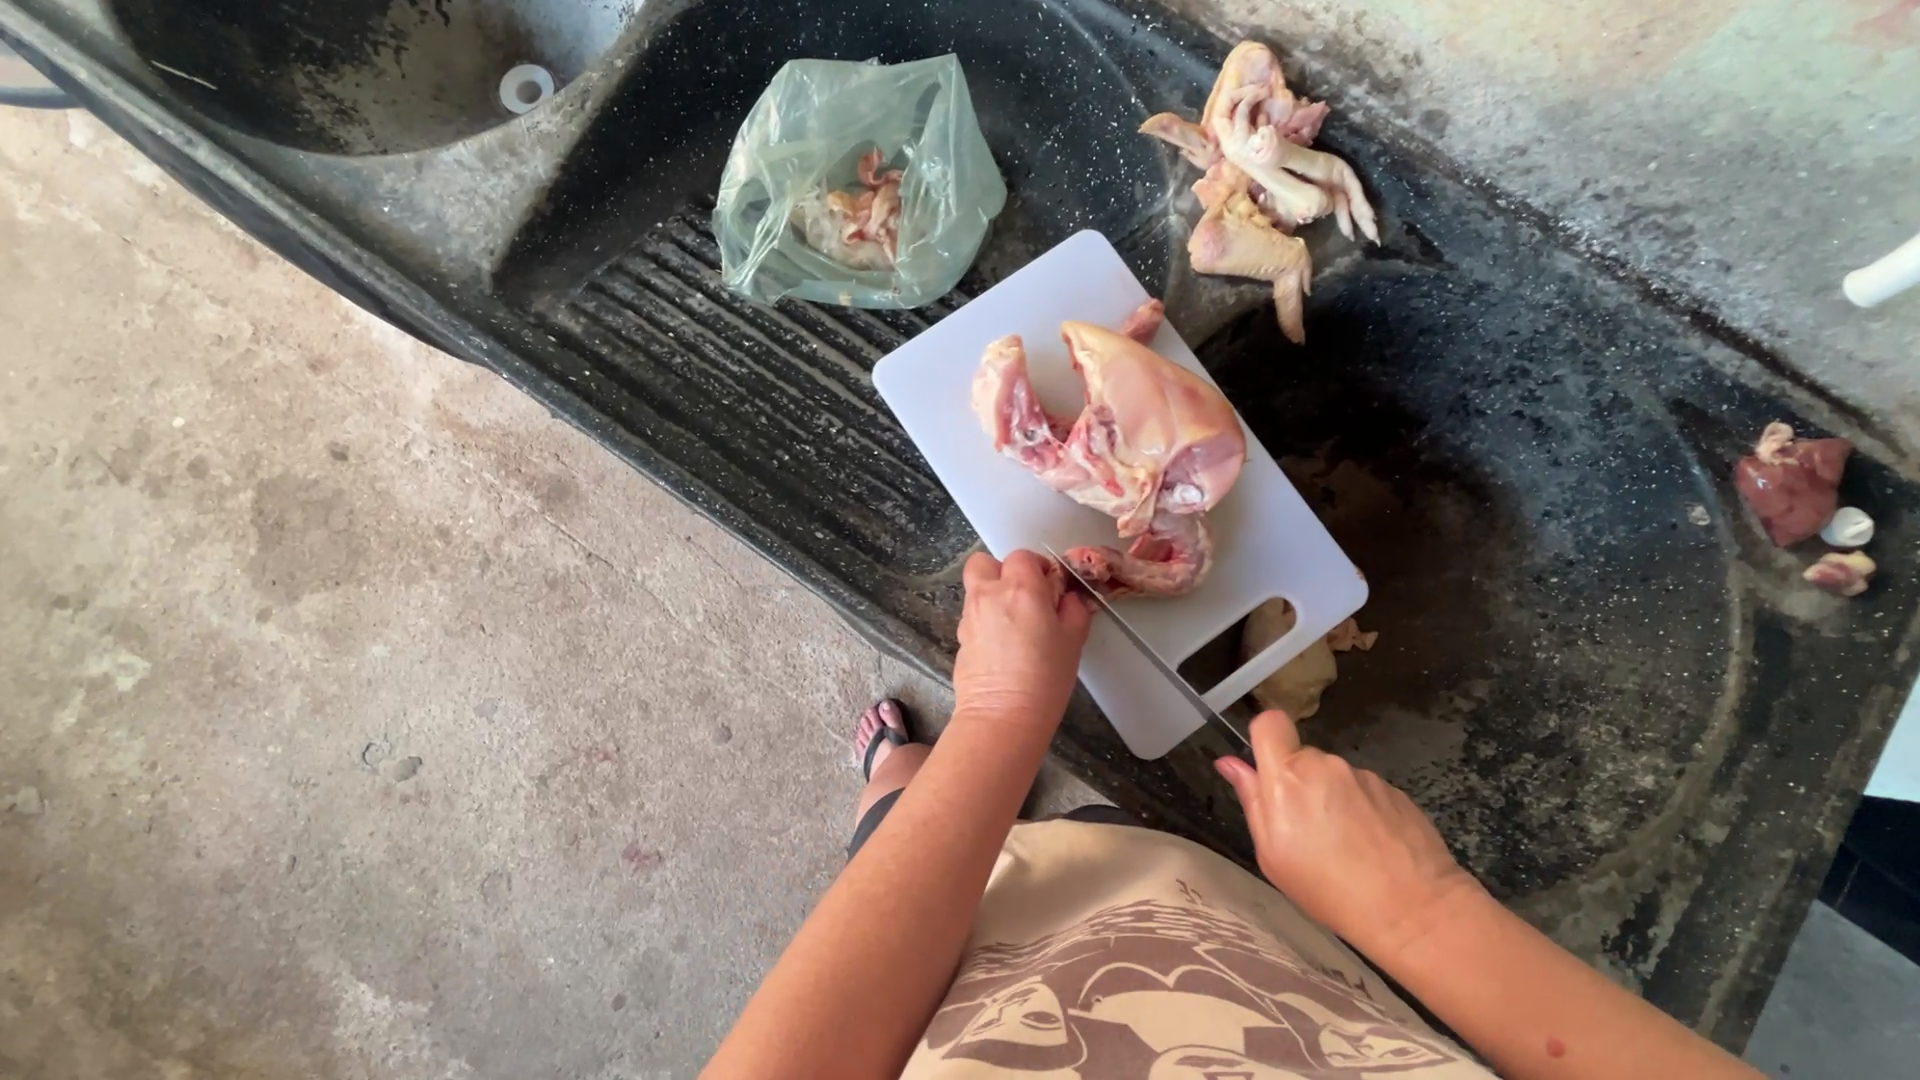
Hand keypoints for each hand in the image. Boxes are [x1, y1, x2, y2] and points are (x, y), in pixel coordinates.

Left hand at [951, 550, 1092, 729]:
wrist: (1003, 716)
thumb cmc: (1045, 677)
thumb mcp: (1073, 640)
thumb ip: (1073, 609)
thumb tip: (1068, 597)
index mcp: (1020, 588)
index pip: (1023, 556)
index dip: (1038, 567)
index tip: (1050, 587)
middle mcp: (989, 594)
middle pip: (984, 562)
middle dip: (1002, 571)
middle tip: (1023, 595)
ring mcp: (970, 616)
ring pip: (976, 588)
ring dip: (992, 594)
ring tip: (1013, 622)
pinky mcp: (959, 638)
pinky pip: (972, 615)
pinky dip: (985, 620)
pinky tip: (1001, 645)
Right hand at [1215, 710, 1481, 963]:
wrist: (1413, 910)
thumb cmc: (1328, 888)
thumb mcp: (1272, 854)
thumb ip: (1252, 801)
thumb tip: (1230, 763)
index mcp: (1287, 778)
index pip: (1269, 722)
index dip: (1265, 737)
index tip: (1268, 768)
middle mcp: (1326, 766)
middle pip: (1303, 757)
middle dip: (1300, 783)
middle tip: (1307, 828)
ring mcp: (1364, 777)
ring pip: (1335, 777)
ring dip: (1333, 799)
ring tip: (1346, 844)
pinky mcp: (1395, 791)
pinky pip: (1365, 792)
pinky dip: (1363, 811)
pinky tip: (1372, 846)